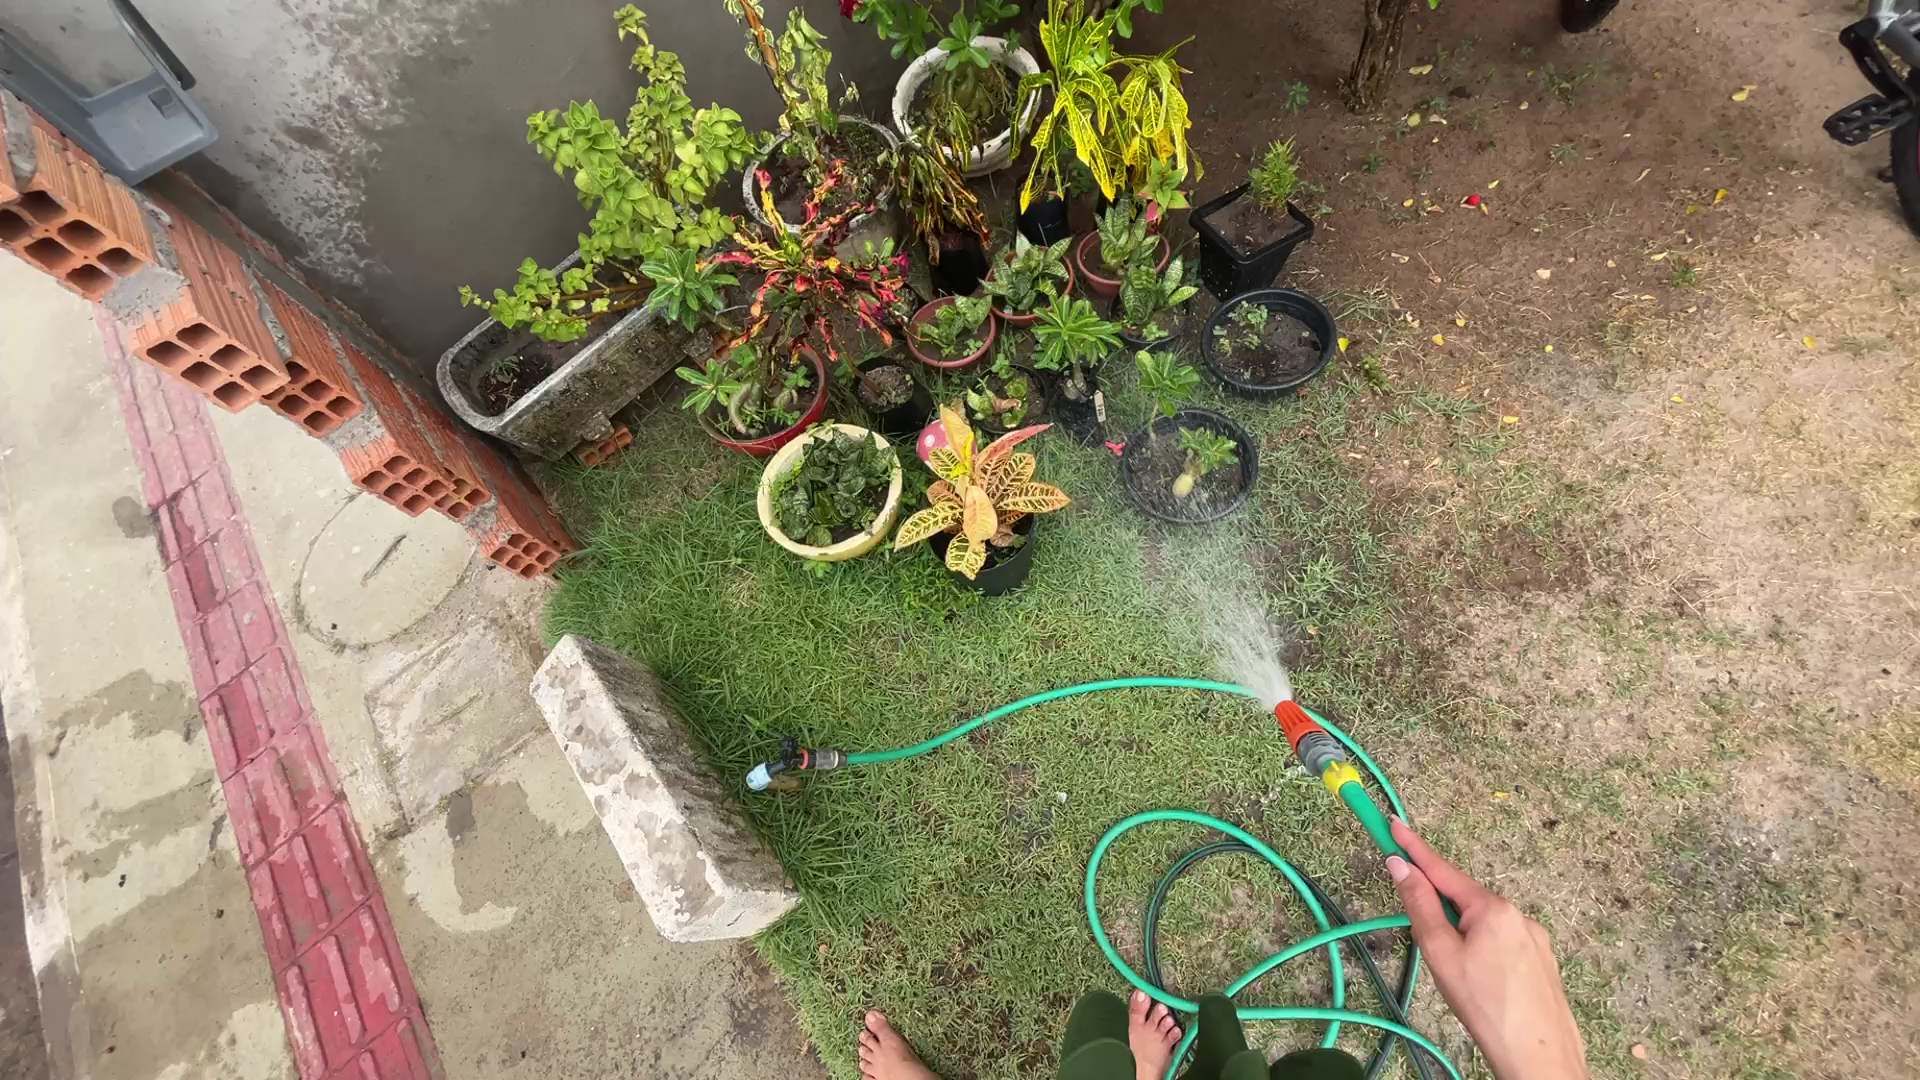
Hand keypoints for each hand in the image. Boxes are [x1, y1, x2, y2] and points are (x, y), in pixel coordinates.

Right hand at [1386, 817, 1588, 1079]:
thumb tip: (1400, 863)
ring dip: (1460, 929)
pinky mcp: (1544, 963)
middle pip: (1462, 897)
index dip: (1413, 846)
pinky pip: (1501, 939)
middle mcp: (1518, 915)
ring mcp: (1536, 939)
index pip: (1442, 869)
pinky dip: (1481, 945)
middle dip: (1437, 904)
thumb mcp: (1439, 951)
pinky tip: (1480, 978)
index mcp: (1492, 908)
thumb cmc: (1483, 1004)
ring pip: (1482, 921)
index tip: (1392, 821)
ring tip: (1455, 970)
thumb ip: (1419, 903)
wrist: (1542, 1063)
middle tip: (1423, 934)